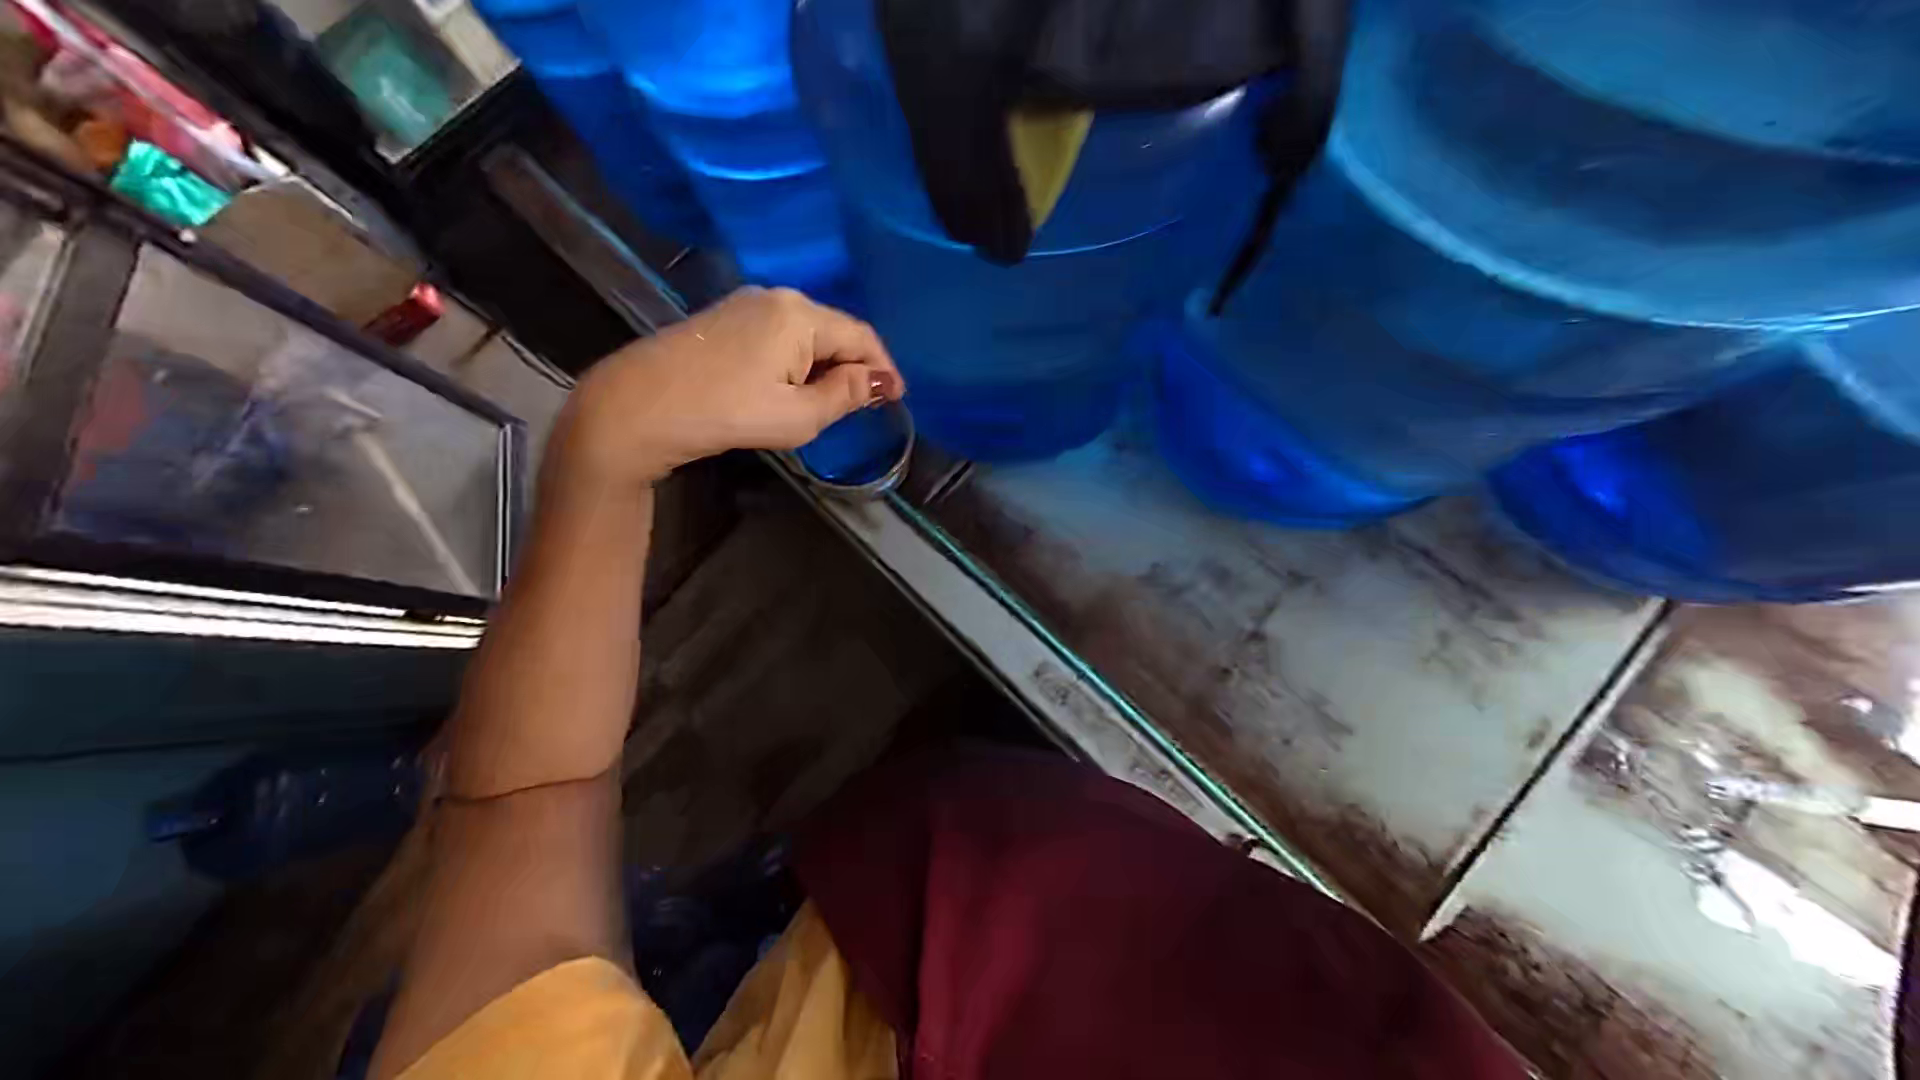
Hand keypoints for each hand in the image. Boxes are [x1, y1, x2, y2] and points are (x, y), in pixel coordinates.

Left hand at [546, 287, 904, 489]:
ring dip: (826, 364)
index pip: (860, 335)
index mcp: (799, 314)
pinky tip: (794, 386)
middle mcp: (776, 297)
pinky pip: (779, 336)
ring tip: (833, 400)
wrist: (640, 406)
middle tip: (867, 404)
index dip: (884, 367)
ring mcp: (746, 305)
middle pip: (833, 330)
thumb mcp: (798, 416)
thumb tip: (881, 381)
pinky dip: (798, 361)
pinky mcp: (725, 320)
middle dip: (855, 365)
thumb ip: (845, 395)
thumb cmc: (726, 413)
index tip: (897, 398)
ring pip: (805, 333)